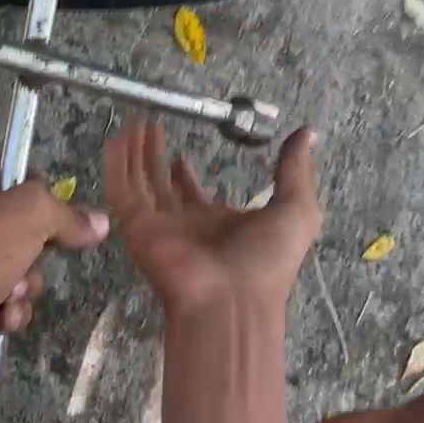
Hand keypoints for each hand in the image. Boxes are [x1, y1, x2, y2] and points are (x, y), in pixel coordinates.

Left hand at [0, 166, 111, 370]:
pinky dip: (11, 310)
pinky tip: (1, 317)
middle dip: (37, 255)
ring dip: (26, 287)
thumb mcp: (28, 216)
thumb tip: (100, 223)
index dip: (43, 198)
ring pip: (24, 268)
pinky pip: (10, 298)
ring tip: (8, 296)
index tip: (56, 217)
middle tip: (27, 261)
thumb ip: (67, 215)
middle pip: (29, 229)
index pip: (20, 177)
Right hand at [104, 122, 321, 314]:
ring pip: (139, 182)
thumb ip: (295, 170)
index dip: (185, 174)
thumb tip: (307, 133)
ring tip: (132, 124)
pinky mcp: (137, 226)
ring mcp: (157, 226)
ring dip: (134, 154)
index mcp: (216, 222)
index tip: (181, 154)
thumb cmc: (267, 260)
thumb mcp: (297, 210)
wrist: (234, 298)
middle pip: (161, 184)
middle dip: (155, 157)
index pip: (192, 194)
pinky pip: (122, 191)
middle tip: (149, 128)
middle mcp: (184, 223)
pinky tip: (116, 140)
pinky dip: (116, 165)